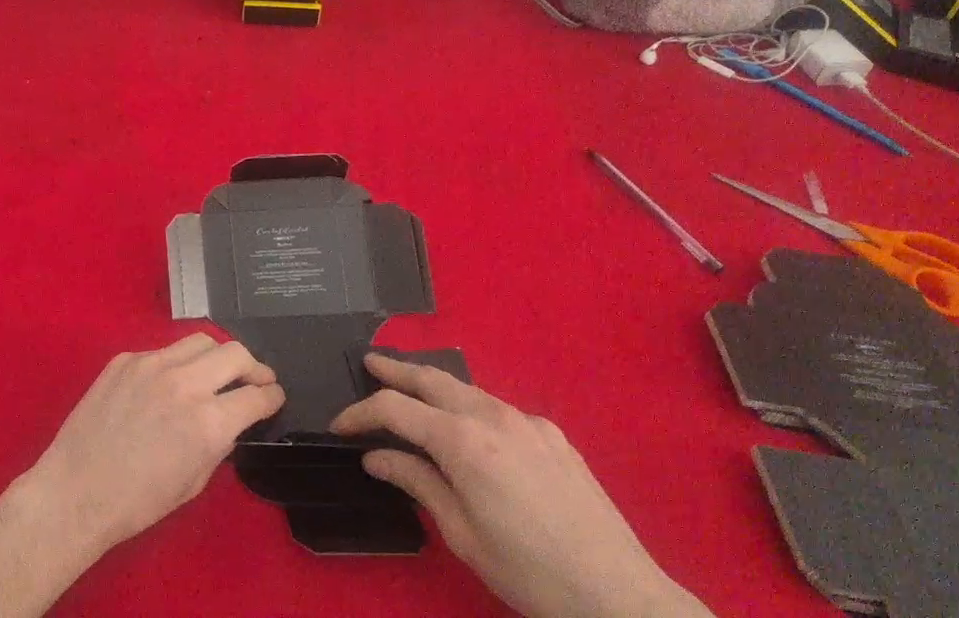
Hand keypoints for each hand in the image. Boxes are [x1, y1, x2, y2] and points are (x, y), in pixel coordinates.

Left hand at [0, 334, 283, 617]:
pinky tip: (170, 382)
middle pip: (235, 353)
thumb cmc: (139, 501)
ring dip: (217, 355)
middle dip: (254, 367)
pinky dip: (177, 362)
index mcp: (209, 421)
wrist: (77, 490)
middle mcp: (185, 383)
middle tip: (256, 379)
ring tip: (217, 372)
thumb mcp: (195, 480)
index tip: (274, 397)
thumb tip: (230, 421)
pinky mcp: (124, 360)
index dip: (272, 396)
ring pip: (200, 341)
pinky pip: (162, 351)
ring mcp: (151, 365)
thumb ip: (219, 442)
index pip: (257, 394)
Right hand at [331, 355, 712, 617]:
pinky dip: (471, 408)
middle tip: (369, 363)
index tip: (339, 425)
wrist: (619, 595)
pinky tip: (471, 431)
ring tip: (412, 391)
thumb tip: (377, 456)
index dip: (361, 413)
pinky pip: (500, 410)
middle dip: (396, 370)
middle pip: (433, 379)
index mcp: (463, 441)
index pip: (395, 409)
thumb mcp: (461, 533)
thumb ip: (417, 482)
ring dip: (435, 386)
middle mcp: (493, 416)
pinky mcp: (555, 436)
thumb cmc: (528, 571)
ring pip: (468, 390)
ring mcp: (529, 422)